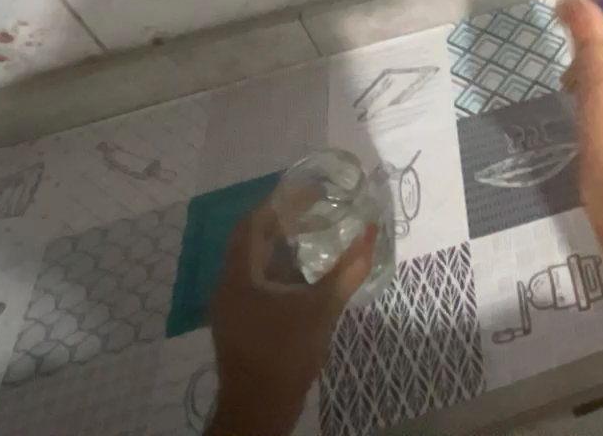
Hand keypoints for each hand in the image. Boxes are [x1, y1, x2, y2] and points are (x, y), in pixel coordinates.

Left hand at [207, 206, 376, 435]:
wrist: (260, 411)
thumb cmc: (285, 353)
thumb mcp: (322, 307)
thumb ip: (348, 268)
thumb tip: (371, 231)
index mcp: (240, 278)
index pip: (251, 224)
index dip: (278, 203)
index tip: (309, 190)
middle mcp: (231, 288)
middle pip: (253, 241)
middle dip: (284, 221)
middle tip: (319, 206)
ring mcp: (235, 308)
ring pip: (257, 263)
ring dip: (285, 246)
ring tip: (319, 232)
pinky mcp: (244, 324)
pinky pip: (261, 283)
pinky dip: (284, 269)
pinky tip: (310, 272)